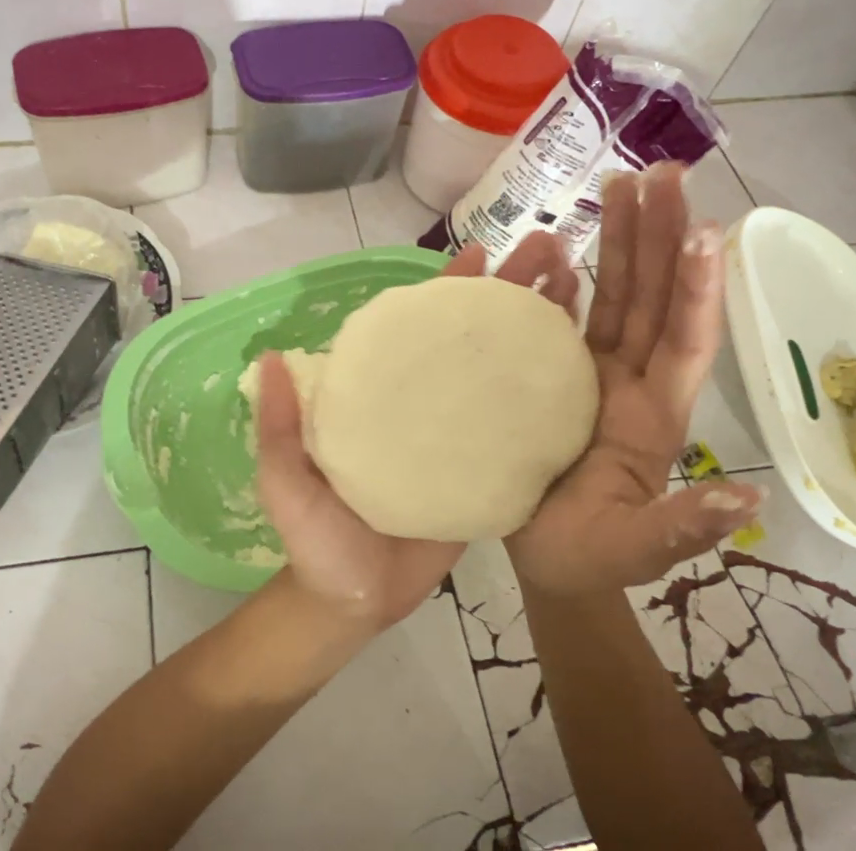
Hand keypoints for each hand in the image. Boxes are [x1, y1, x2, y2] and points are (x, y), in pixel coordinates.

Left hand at [252, 235, 583, 627]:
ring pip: (505, 372)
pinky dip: (552, 397)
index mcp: (378, 395)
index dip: (449, 289)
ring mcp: (462, 438)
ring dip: (540, 328)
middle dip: (511, 291)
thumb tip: (270, 360)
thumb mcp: (285, 482)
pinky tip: (585, 367)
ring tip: (578, 288)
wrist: (355, 605)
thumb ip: (280, 427)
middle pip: (472, 337)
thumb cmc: (315, 542)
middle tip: (554, 251)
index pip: (417, 327)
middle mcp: (424, 404)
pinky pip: (524, 430)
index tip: (484, 252)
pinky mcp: (491, 476)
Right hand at [505, 163, 764, 596]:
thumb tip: (747, 497)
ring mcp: (594, 376)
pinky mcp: (553, 377)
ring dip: (619, 242)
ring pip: (613, 297)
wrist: (548, 563)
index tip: (703, 228)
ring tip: (618, 186)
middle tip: (660, 173)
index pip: (685, 340)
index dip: (697, 288)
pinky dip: (559, 282)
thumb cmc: (590, 558)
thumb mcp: (636, 549)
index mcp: (657, 415)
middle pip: (653, 299)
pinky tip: (555, 246)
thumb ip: (682, 528)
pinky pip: (561, 320)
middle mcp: (632, 382)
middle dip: (659, 236)